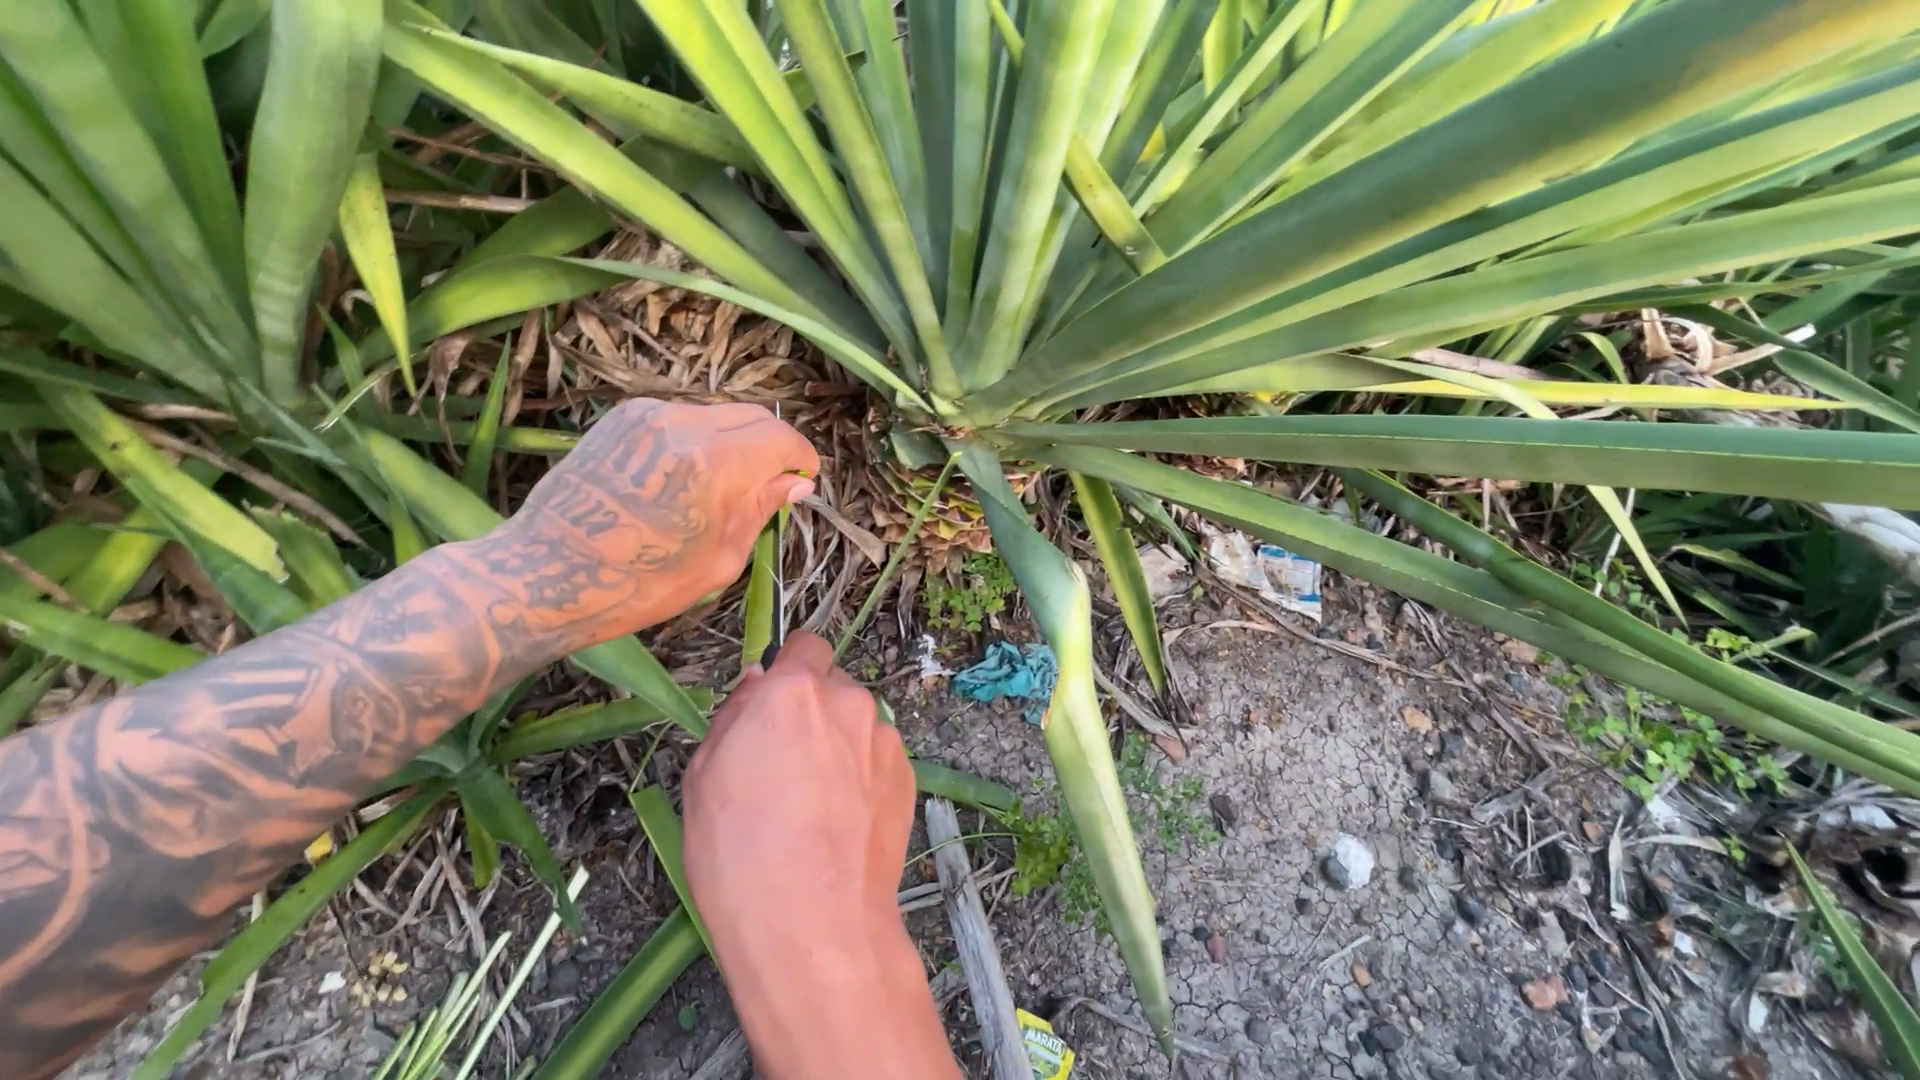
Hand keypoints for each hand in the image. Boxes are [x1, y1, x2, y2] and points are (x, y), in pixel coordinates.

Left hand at [488, 399, 817, 646]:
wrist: (547, 574)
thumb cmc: (640, 584)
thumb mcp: (719, 560)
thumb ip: (760, 510)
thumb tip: (795, 484)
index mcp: (714, 464)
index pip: (781, 438)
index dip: (801, 458)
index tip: (803, 480)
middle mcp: (682, 424)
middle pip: (753, 415)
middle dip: (773, 446)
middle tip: (772, 484)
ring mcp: (648, 415)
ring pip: (718, 414)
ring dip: (736, 442)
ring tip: (726, 486)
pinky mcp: (622, 419)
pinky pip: (682, 417)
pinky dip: (700, 439)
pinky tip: (687, 477)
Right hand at [683, 633, 957, 1078]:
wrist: (815, 926)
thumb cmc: (739, 854)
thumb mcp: (703, 778)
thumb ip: (733, 716)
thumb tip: (755, 685)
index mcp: (793, 690)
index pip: (804, 645)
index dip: (789, 671)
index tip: (774, 705)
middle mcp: (848, 701)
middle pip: (831, 686)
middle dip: (812, 711)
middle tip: (785, 764)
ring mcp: (884, 739)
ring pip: (856, 723)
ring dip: (839, 744)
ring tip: (815, 803)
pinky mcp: (908, 776)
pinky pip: (878, 757)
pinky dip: (863, 774)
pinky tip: (842, 820)